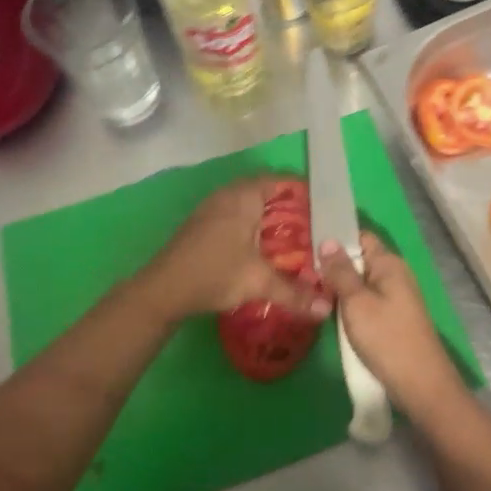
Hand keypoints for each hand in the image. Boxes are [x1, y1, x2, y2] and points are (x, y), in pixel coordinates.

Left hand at [139, 176, 331, 321]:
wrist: (163, 289)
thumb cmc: (215, 274)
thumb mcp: (258, 283)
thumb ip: (295, 293)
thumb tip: (326, 309)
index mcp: (245, 197)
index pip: (280, 181)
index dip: (302, 191)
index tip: (322, 206)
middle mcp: (228, 194)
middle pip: (265, 190)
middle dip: (288, 205)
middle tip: (311, 224)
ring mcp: (212, 207)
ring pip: (248, 202)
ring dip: (267, 214)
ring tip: (291, 235)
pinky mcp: (202, 223)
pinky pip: (235, 213)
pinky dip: (251, 223)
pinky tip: (260, 246)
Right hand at [317, 233, 466, 417]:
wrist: (421, 384)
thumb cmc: (387, 338)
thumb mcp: (357, 303)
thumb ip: (341, 271)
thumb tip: (327, 239)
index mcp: (389, 263)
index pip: (360, 237)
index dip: (335, 237)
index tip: (306, 242)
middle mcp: (394, 274)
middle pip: (359, 259)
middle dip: (333, 265)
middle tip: (297, 268)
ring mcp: (395, 297)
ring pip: (361, 283)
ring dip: (339, 287)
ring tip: (306, 288)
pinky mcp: (393, 318)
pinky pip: (366, 301)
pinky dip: (349, 304)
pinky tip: (329, 311)